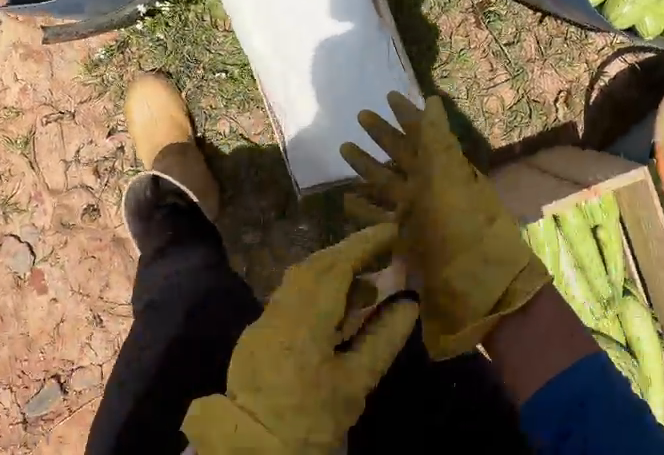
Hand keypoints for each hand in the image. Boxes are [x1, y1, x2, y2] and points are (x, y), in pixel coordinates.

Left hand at [182, 223, 418, 454]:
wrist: (254, 452)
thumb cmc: (310, 421)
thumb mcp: (355, 385)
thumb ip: (382, 338)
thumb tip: (409, 300)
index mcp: (303, 318)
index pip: (337, 265)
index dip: (366, 244)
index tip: (393, 231)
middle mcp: (279, 309)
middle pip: (316, 265)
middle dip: (351, 253)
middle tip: (384, 252)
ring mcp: (263, 322)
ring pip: (301, 280)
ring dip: (335, 273)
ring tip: (369, 289)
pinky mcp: (257, 337)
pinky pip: (292, 298)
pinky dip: (319, 292)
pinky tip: (339, 313)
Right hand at [340, 93, 549, 358]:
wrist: (477, 287)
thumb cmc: (462, 226)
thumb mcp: (448, 175)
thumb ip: (436, 139)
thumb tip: (432, 99)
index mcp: (442, 169)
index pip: (421, 133)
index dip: (406, 113)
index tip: (388, 95)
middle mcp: (429, 188)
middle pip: (401, 154)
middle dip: (382, 134)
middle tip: (359, 115)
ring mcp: (416, 215)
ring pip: (386, 184)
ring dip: (367, 167)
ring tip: (343, 148)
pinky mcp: (405, 242)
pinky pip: (379, 220)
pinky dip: (363, 209)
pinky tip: (344, 199)